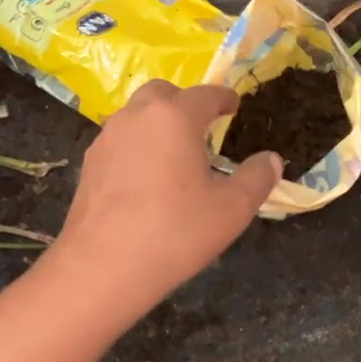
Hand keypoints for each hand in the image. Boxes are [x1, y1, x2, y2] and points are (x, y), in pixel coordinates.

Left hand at [47, 81, 280, 304]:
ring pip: (136, 116)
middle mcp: (136, 117)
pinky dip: (138, 147)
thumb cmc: (174, 232)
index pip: (205, 94)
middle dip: (185, 102)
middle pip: (163, 94)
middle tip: (202, 126)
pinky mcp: (89, 165)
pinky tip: (147, 179)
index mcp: (174, 118)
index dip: (223, 98)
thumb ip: (256, 178)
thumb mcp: (232, 209)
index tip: (233, 104)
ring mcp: (106, 140)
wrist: (102, 267)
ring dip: (158, 124)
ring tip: (175, 153)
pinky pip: (120, 142)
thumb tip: (271, 160)